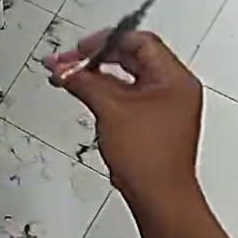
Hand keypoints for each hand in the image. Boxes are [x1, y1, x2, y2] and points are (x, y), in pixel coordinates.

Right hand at [46, 30, 204, 210]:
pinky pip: (125, 96)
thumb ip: (84, 82)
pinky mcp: (151, 121)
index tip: (80, 50)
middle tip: (68, 61)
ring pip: (125, 77)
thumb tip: (63, 68)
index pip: (139, 42)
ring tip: (68, 76)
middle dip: (96, 58)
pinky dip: (103, 92)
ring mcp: (163, 106)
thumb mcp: (110, 109)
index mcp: (174, 78)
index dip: (106, 41)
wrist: (158, 196)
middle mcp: (172, 88)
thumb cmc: (150, 159)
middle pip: (131, 57)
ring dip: (96, 75)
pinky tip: (83, 93)